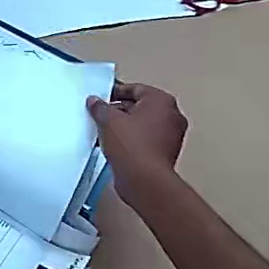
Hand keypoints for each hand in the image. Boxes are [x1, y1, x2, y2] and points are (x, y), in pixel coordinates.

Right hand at [87, 82, 188, 209]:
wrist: (143, 179)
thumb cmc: (134, 147)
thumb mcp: (108, 119)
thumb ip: (100, 106)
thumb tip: (97, 103)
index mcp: (162, 101)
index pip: (136, 88)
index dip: (115, 92)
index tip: (102, 97)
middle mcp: (171, 116)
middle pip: (140, 106)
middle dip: (119, 110)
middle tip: (101, 114)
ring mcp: (170, 136)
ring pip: (142, 124)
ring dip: (124, 126)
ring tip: (105, 132)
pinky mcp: (164, 153)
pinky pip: (144, 140)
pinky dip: (130, 141)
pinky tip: (114, 146)